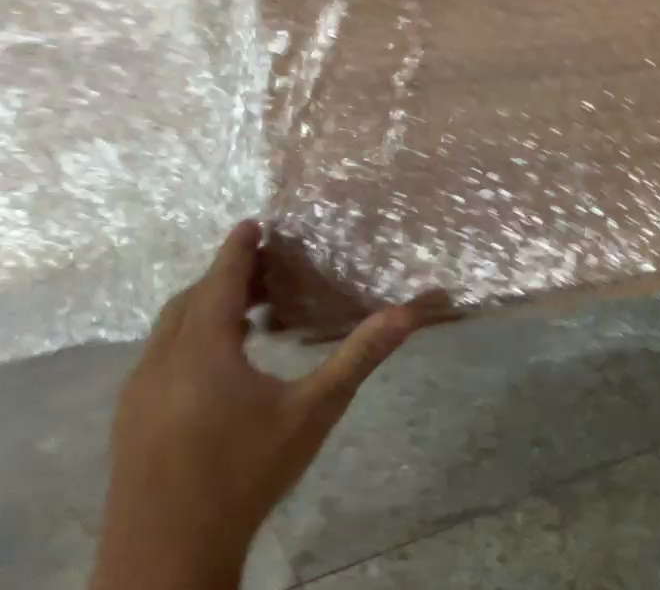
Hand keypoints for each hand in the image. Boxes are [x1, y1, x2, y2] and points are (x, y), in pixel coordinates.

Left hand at [91, 221, 441, 589]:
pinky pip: (163, 355)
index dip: (236, 252)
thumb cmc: (247, 470)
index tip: (253, 224)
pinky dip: (194, 334)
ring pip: (170, 331)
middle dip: (226, 276)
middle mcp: (159, 365)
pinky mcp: (134, 417)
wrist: (169, 547)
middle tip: (272, 261)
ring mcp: (139, 394)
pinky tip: (230, 355)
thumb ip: (362, 354)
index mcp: (201, 354)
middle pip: (188, 304)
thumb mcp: (316, 408)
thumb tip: (414, 308)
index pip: (218, 286)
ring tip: (258, 302)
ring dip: (209, 306)